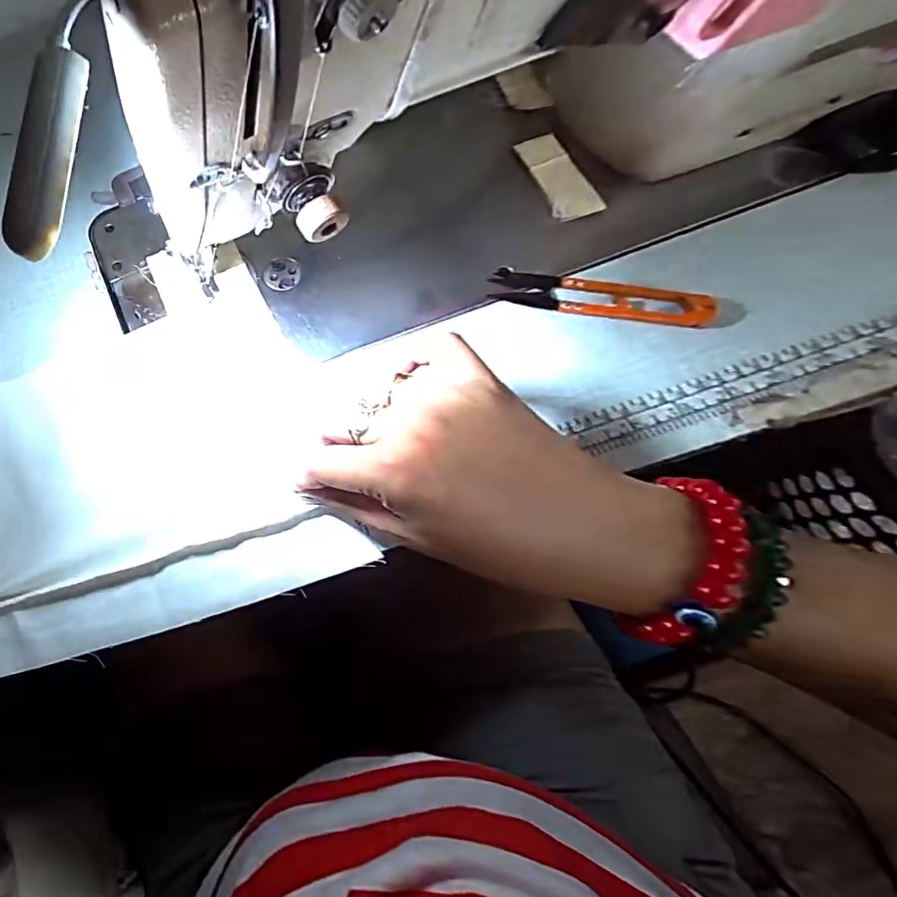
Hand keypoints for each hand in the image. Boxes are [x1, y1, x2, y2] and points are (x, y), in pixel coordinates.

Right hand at [302, 333, 699, 614]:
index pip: (322, 459)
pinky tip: (420, 380)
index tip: (313, 476)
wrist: (583, 526)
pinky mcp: (478, 377)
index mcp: (392, 471)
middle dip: (344, 443)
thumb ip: (358, 508)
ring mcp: (445, 394)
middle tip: (365, 462)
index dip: (313, 472)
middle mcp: (410, 424)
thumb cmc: (500, 548)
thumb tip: (317, 489)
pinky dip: (421, 360)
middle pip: (347, 419)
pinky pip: (434, 348)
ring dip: (383, 409)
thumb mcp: (417, 539)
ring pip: (385, 387)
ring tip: (404, 432)